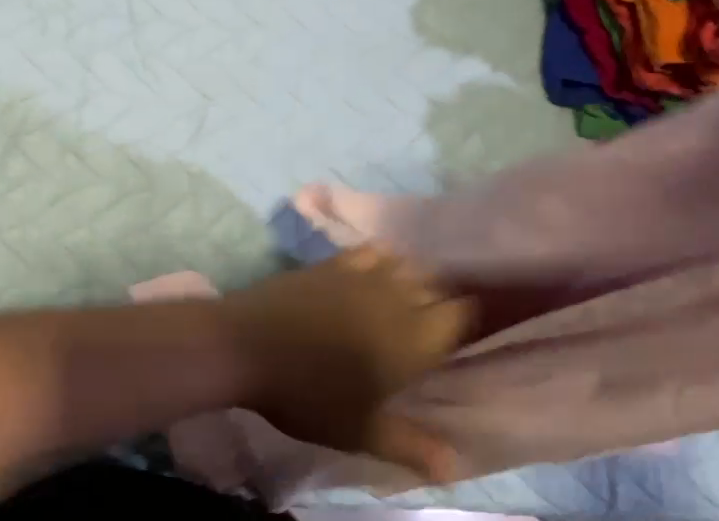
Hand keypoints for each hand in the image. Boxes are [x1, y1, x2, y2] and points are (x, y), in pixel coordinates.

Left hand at [222, 246, 473, 481]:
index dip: (471, 319)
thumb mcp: (361, 432)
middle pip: (437, 285)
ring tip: (412, 296)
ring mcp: (361, 274)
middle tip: (439, 322)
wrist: (246, 346)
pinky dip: (383, 257)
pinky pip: (370, 250)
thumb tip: (455, 468)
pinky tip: (377, 269)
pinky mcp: (330, 262)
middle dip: (444, 299)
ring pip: (407, 263)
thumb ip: (411, 445)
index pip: (462, 314)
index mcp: (413, 338)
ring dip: (416, 277)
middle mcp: (395, 297)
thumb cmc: (308, 395)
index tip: (468, 333)